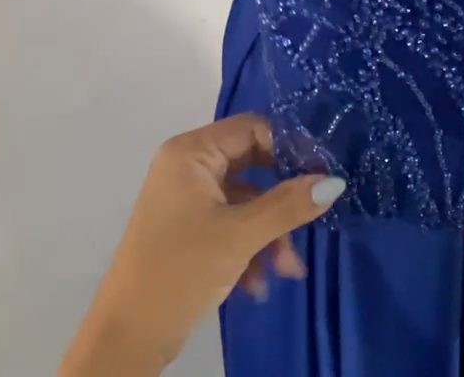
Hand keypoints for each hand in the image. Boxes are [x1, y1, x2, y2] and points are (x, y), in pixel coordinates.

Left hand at [59, 114, 344, 376]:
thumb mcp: (240, 235)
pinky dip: (248, 250)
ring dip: (269, 235)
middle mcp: (186, 167)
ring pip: (244, 203)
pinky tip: (257, 285)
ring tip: (286, 272)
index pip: (251, 129)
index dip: (287, 149)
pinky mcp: (187, 230)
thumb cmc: (181, 269)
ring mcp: (185, 199)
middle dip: (280, 204)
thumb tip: (335, 182)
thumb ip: (288, 205)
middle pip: (250, 168)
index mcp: (191, 152)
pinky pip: (229, 225)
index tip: (320, 175)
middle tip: (310, 224)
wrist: (128, 334)